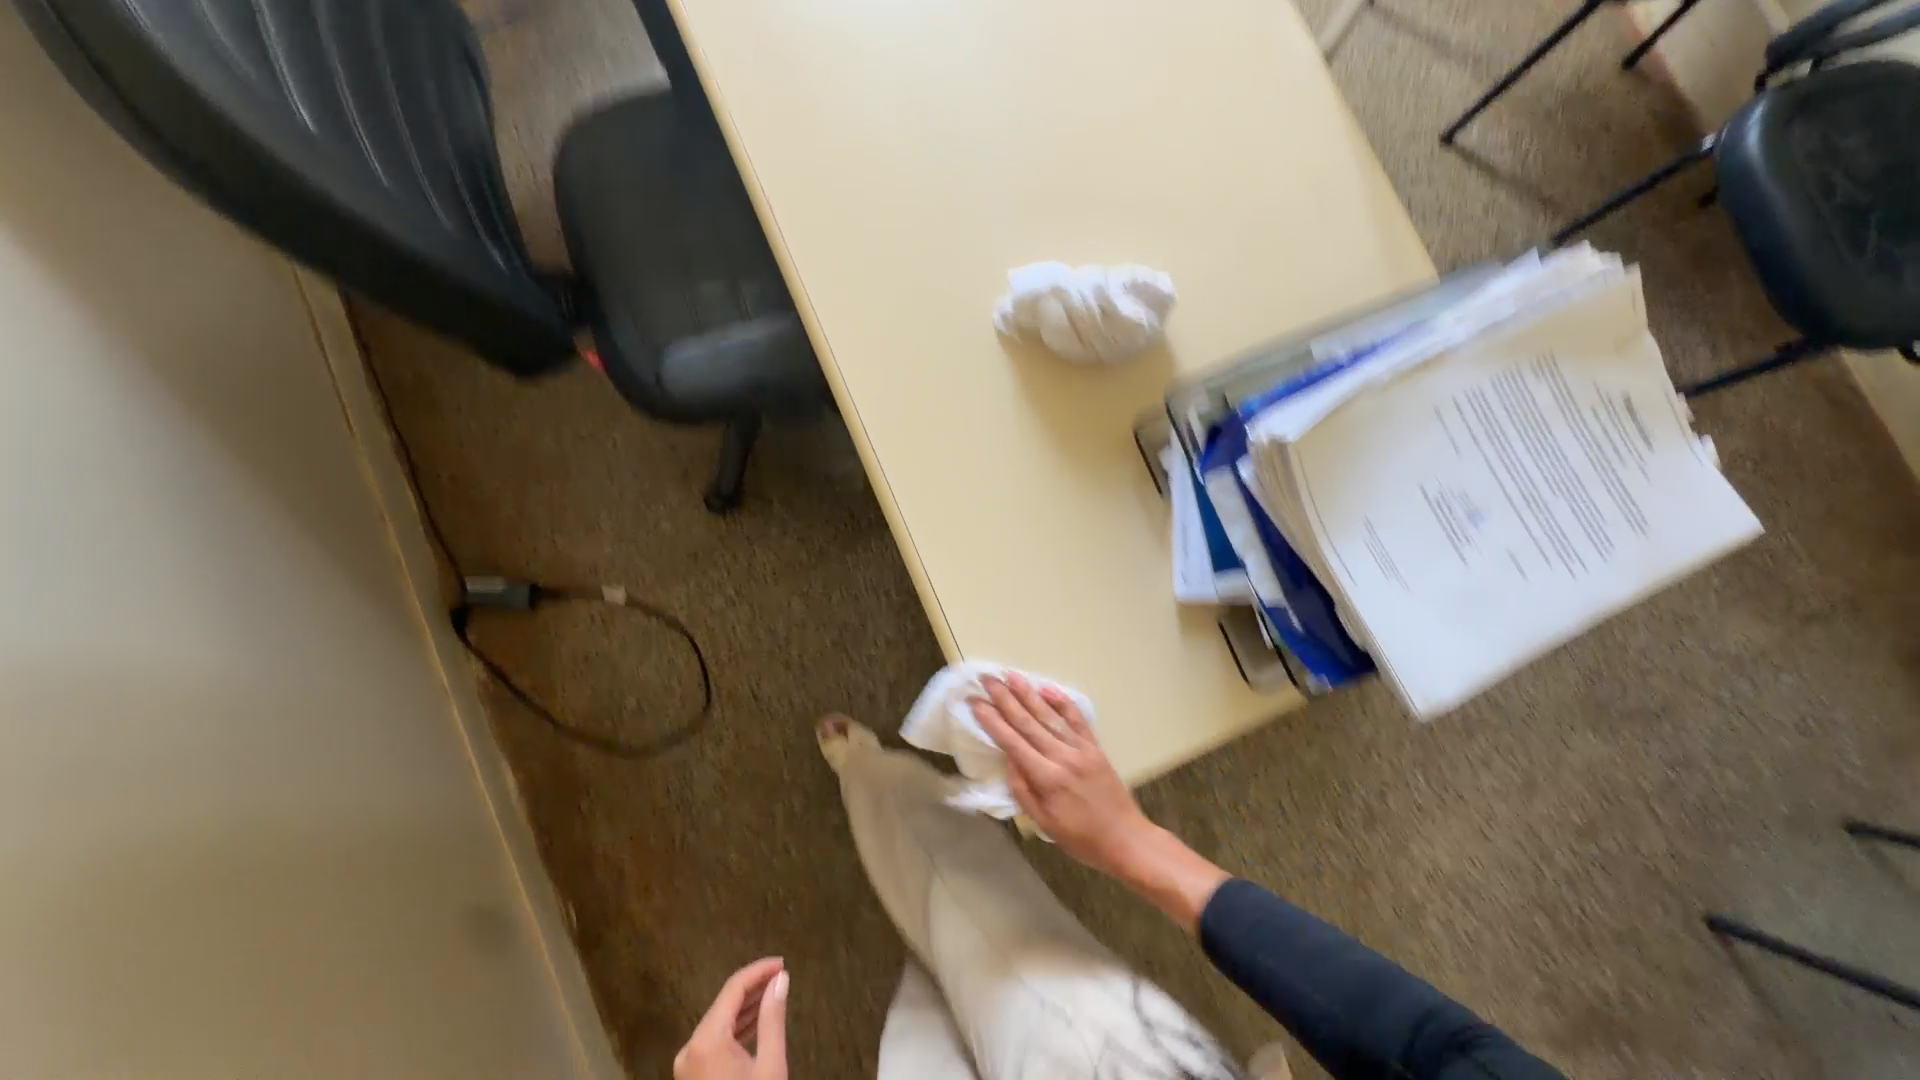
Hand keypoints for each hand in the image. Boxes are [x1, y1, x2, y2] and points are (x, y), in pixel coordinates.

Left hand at [674, 958, 788, 1079]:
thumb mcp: (770, 1064)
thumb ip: (772, 1019)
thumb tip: (781, 978)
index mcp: (706, 1039)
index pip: (733, 989)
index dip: (759, 971)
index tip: (783, 963)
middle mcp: (690, 1046)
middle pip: (724, 1004)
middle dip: (753, 987)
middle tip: (781, 976)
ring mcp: (687, 1061)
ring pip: (719, 1022)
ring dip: (746, 1007)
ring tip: (773, 993)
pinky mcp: (691, 1073)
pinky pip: (714, 1040)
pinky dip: (735, 1029)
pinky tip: (755, 1021)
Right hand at [972, 673, 1230, 932]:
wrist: (1125, 839)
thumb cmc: (1080, 838)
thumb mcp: (1043, 821)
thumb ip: (1022, 789)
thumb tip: (1008, 758)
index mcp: (1046, 778)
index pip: (1012, 742)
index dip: (992, 721)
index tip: (976, 703)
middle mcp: (1062, 757)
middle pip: (1028, 723)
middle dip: (1005, 699)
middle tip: (987, 679)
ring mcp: (1081, 749)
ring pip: (1050, 716)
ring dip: (1029, 694)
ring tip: (1011, 676)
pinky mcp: (1095, 747)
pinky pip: (1077, 719)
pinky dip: (1062, 702)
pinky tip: (1047, 688)